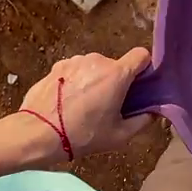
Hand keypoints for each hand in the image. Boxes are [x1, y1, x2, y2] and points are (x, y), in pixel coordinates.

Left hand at [18, 48, 154, 159]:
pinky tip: (67, 102)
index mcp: (116, 74)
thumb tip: (153, 112)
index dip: (144, 69)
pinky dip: (76, 82)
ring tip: (84, 106)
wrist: (38, 133)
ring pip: (94, 68)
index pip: (141, 55)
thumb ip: (143, 120)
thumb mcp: (119, 136)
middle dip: (116, 82)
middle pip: (115, 66)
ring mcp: (74, 61)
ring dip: (94, 81)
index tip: (139, 86)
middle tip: (108, 106)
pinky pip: (75, 71)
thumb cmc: (82, 135)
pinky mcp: (57, 66)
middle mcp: (96, 61)